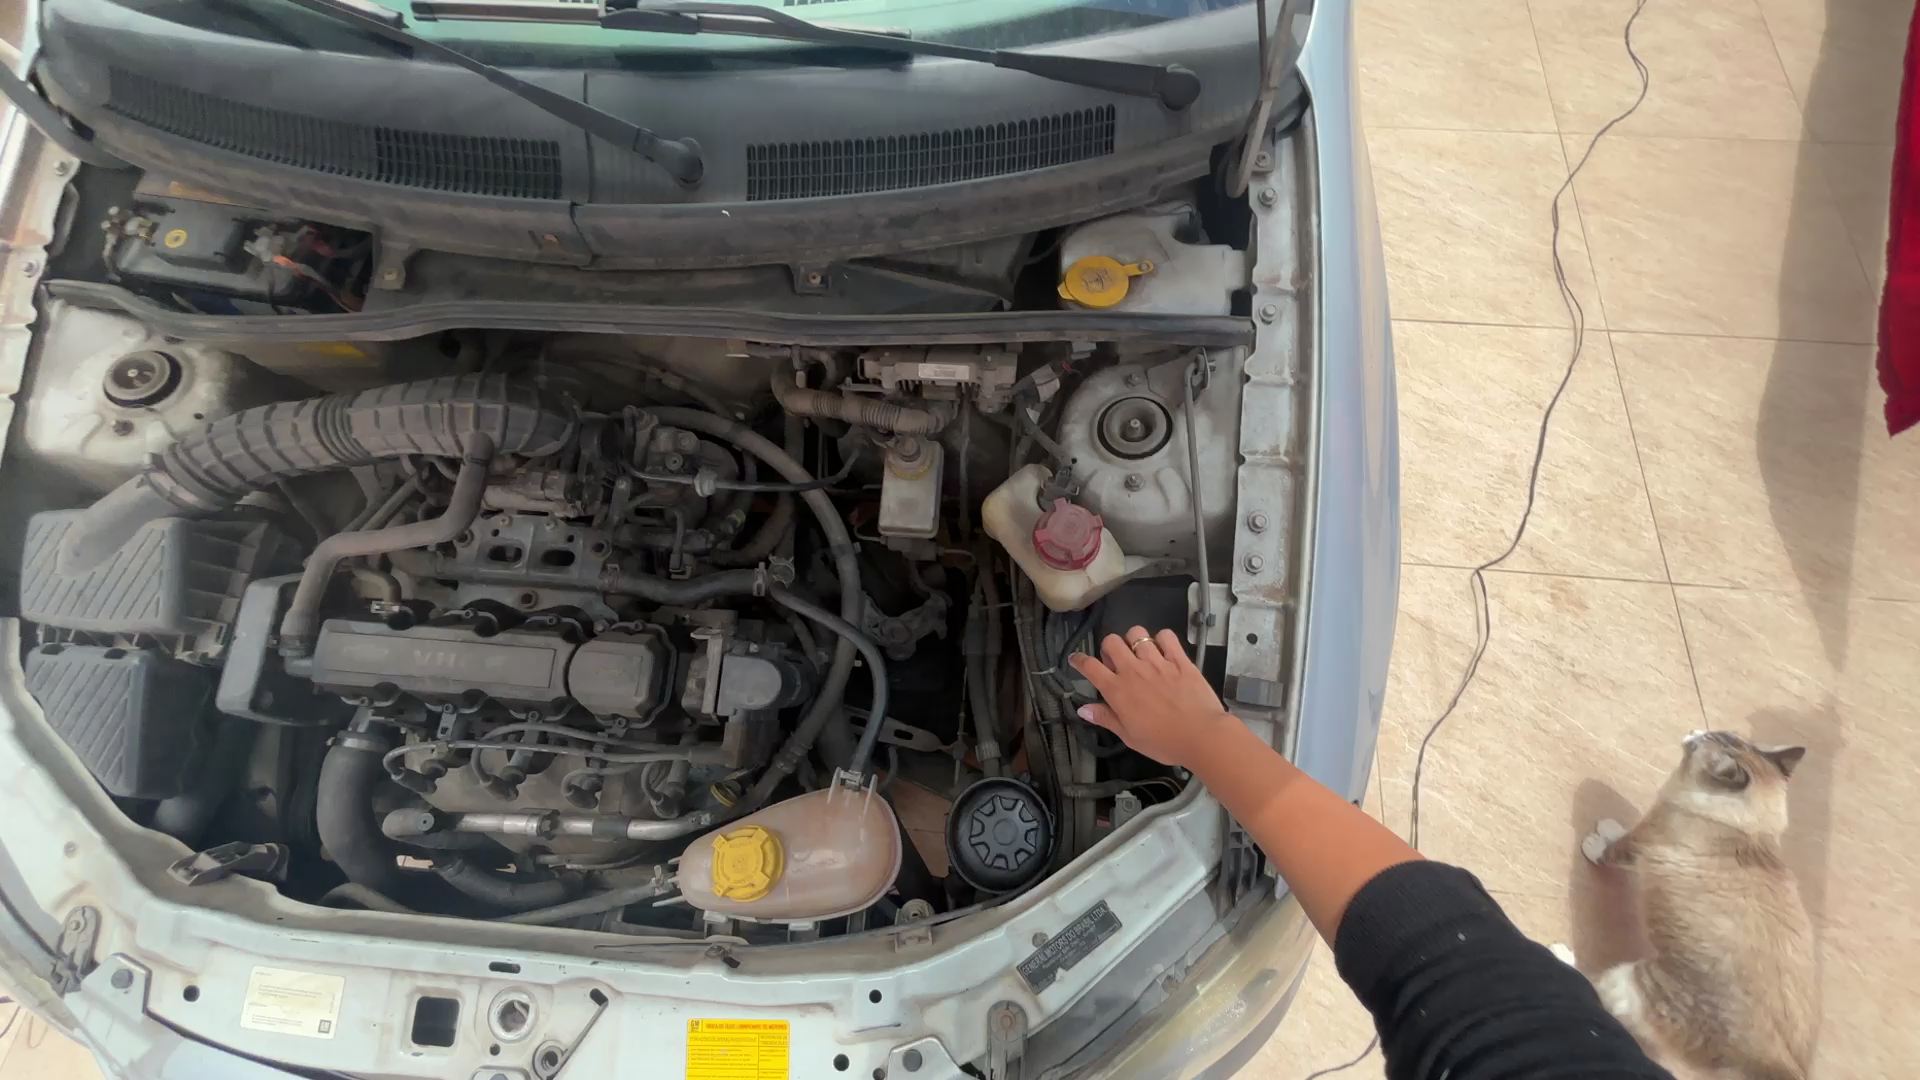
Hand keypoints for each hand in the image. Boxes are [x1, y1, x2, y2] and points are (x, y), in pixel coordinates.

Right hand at [1068, 626, 1236, 769]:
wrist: (1202, 735)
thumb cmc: (1163, 742)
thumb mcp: (1129, 736)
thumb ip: (1106, 718)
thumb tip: (1082, 709)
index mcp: (1117, 690)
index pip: (1089, 666)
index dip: (1079, 660)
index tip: (1075, 659)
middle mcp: (1133, 670)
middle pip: (1110, 642)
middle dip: (1108, 648)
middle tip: (1117, 662)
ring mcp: (1157, 661)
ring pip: (1136, 633)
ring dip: (1134, 641)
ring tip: (1140, 653)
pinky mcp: (1180, 659)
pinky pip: (1166, 636)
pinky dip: (1162, 639)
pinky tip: (1164, 650)